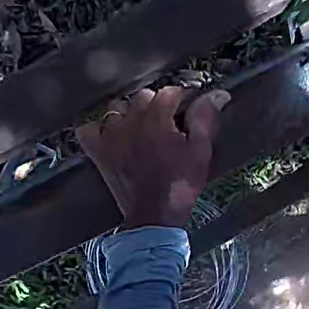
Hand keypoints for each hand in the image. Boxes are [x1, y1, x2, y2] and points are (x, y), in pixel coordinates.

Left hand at [75, 85, 230, 228]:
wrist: (154, 216)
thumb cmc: (180, 184)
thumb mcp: (200, 151)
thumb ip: (205, 119)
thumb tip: (218, 94)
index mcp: (157, 118)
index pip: (169, 92)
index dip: (182, 97)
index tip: (188, 107)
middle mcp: (130, 121)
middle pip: (143, 97)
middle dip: (157, 105)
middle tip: (169, 123)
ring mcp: (110, 135)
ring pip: (117, 108)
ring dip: (130, 113)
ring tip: (142, 128)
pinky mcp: (98, 151)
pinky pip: (90, 129)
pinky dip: (100, 129)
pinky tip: (113, 135)